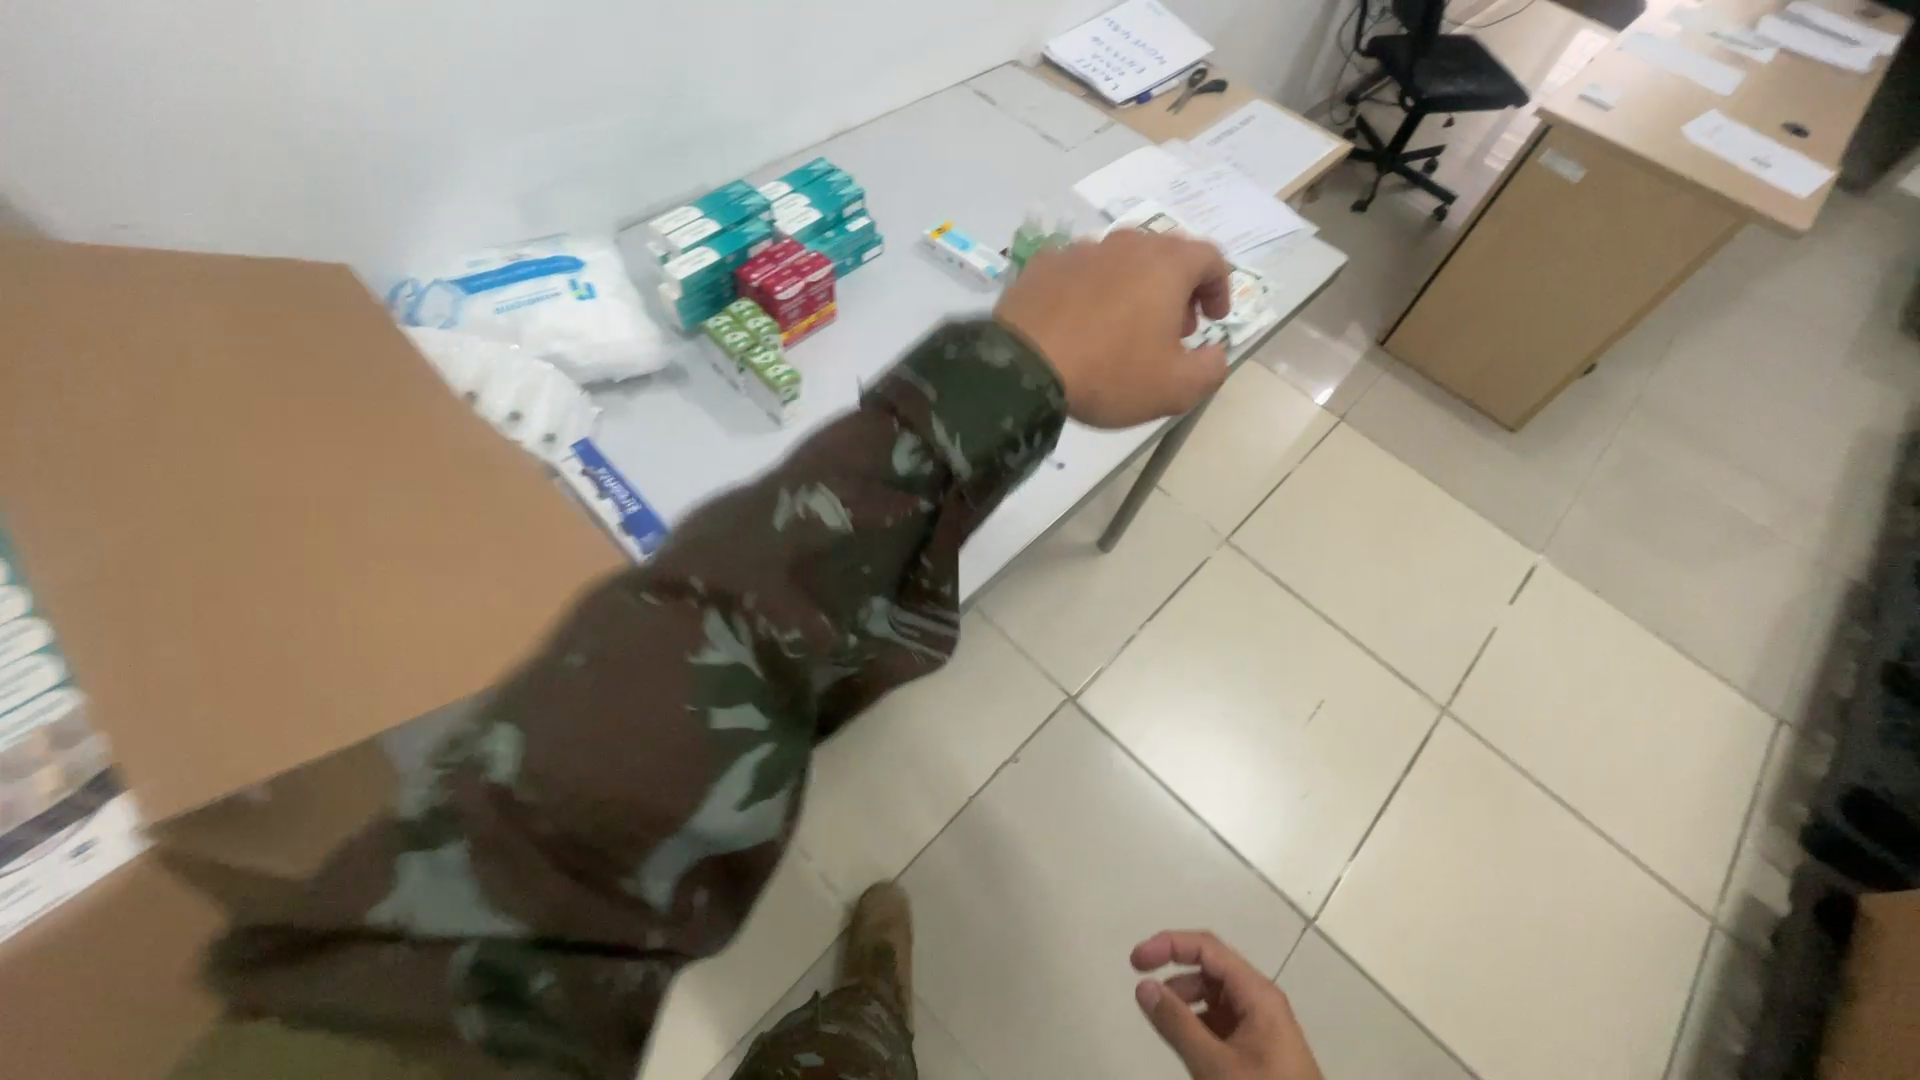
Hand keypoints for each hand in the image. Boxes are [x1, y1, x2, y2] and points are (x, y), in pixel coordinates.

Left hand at [994, 229, 1232, 428]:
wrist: (1023, 368)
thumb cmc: (1110, 374)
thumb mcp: (1176, 388)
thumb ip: (1210, 368)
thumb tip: (1215, 353)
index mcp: (1166, 263)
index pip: (1210, 259)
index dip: (1219, 288)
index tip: (1213, 319)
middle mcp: (1125, 244)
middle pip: (1164, 256)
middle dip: (1177, 290)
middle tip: (1172, 329)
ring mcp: (1079, 251)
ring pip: (1120, 262)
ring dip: (1133, 289)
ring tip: (1124, 329)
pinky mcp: (1042, 266)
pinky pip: (1079, 275)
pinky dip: (1090, 293)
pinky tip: (1080, 325)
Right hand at [1131, 930, 1323, 1079]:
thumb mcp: (1215, 1066)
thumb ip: (1177, 1024)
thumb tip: (1143, 986)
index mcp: (1257, 993)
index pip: (1206, 947)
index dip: (1167, 945)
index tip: (1134, 963)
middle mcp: (1261, 1000)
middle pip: (1210, 968)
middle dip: (1175, 975)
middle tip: (1145, 995)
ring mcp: (1262, 1025)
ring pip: (1215, 996)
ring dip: (1186, 1001)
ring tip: (1166, 1026)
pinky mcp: (1259, 1048)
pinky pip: (1222, 1021)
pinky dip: (1199, 1024)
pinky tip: (1188, 1046)